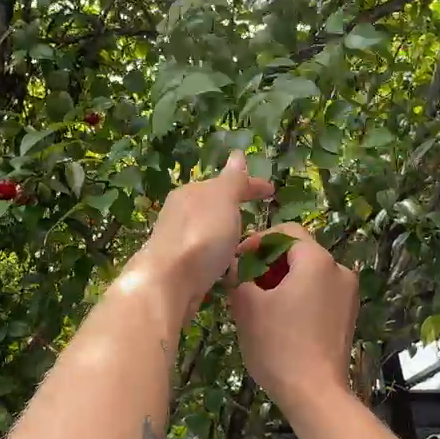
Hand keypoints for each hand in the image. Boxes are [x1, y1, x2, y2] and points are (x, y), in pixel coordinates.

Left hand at [129, 152, 273, 313]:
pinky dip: (217, 255)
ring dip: (224, 234)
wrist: (168, 283)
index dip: (250, 185)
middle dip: (232, 209)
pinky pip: (204, 254)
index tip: (271, 191)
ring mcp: (177, 241)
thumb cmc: (201, 235)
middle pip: (212, 206)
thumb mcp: (223, 199)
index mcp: (190, 192)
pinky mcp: (178, 267)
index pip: (226, 182)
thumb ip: (232, 180)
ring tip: (244, 244)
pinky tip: (225, 265)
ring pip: (207, 231)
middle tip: (255, 216)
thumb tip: (237, 155)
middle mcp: (180, 213)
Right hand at [229, 223, 358, 411]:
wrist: (315, 393)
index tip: (237, 258)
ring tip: (258, 301)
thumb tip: (237, 267)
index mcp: (317, 260)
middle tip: (243, 281)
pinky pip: (319, 294)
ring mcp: (348, 295)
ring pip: (309, 275)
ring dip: (282, 281)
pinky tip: (278, 318)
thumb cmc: (278, 344)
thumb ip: (239, 277)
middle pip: (300, 253)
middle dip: (269, 263)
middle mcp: (339, 270)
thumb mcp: (247, 306)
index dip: (258, 240)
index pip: (286, 233)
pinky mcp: (348, 316)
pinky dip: (298, 296)